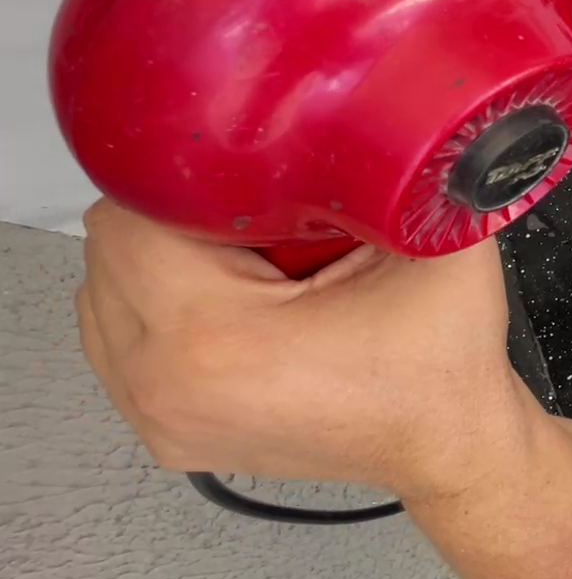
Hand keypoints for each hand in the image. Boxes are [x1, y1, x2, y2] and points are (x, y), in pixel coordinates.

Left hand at [75, 200, 542, 501]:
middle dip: (194, 227)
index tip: (268, 193)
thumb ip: (416, 186)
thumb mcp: (445, 255)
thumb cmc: (446, 372)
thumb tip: (403, 138)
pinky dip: (184, 315)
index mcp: (216, 340)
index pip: (130, 222)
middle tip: (287, 236)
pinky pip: (131, 344)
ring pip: (111, 299)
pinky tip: (260, 314)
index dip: (203, 190)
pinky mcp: (168, 430)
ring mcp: (159, 416)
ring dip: (182, 269)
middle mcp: (164, 387)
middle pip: (112, 256)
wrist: (453, 439)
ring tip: (276, 278)